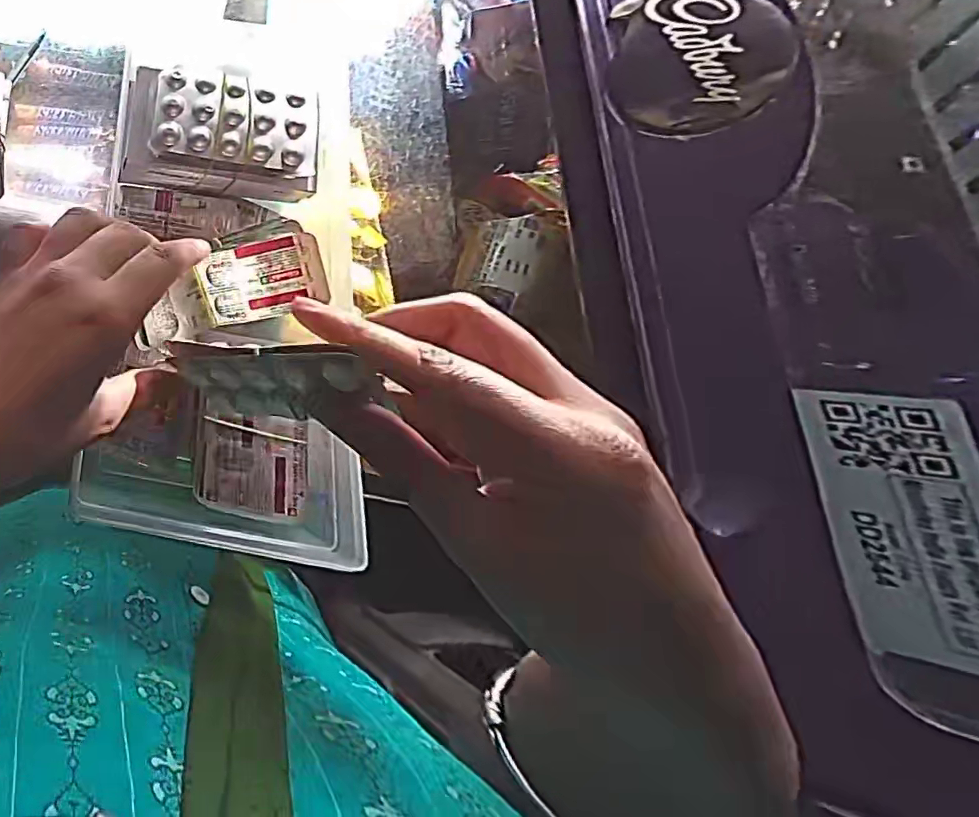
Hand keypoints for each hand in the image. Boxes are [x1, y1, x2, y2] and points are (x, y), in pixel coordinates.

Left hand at [0, 208, 207, 514]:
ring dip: (109, 229)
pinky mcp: (3, 277)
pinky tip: (70, 266)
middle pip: (123, 233)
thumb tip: (164, 381)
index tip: (201, 251)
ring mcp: (32, 272)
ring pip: (82, 222)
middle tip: (161, 264)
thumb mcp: (88, 421)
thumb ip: (132, 393)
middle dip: (152, 241)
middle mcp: (70, 280)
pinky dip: (68, 238)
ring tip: (119, 255)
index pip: (157, 263)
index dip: (186, 253)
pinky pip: (44, 237)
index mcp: (102, 315)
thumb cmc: (18, 437)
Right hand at [290, 295, 795, 807]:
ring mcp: (587, 408)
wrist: (670, 663)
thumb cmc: (565, 611)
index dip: (366, 338)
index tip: (309, 316)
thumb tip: (329, 398)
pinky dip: (450, 389)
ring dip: (422, 362)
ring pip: (485, 346)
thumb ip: (396, 455)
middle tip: (344, 356)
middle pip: (473, 325)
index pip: (441, 368)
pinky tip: (430, 434)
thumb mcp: (465, 534)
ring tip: (379, 405)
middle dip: (399, 328)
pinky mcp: (581, 419)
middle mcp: (580, 407)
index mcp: (555, 446)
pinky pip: (500, 377)